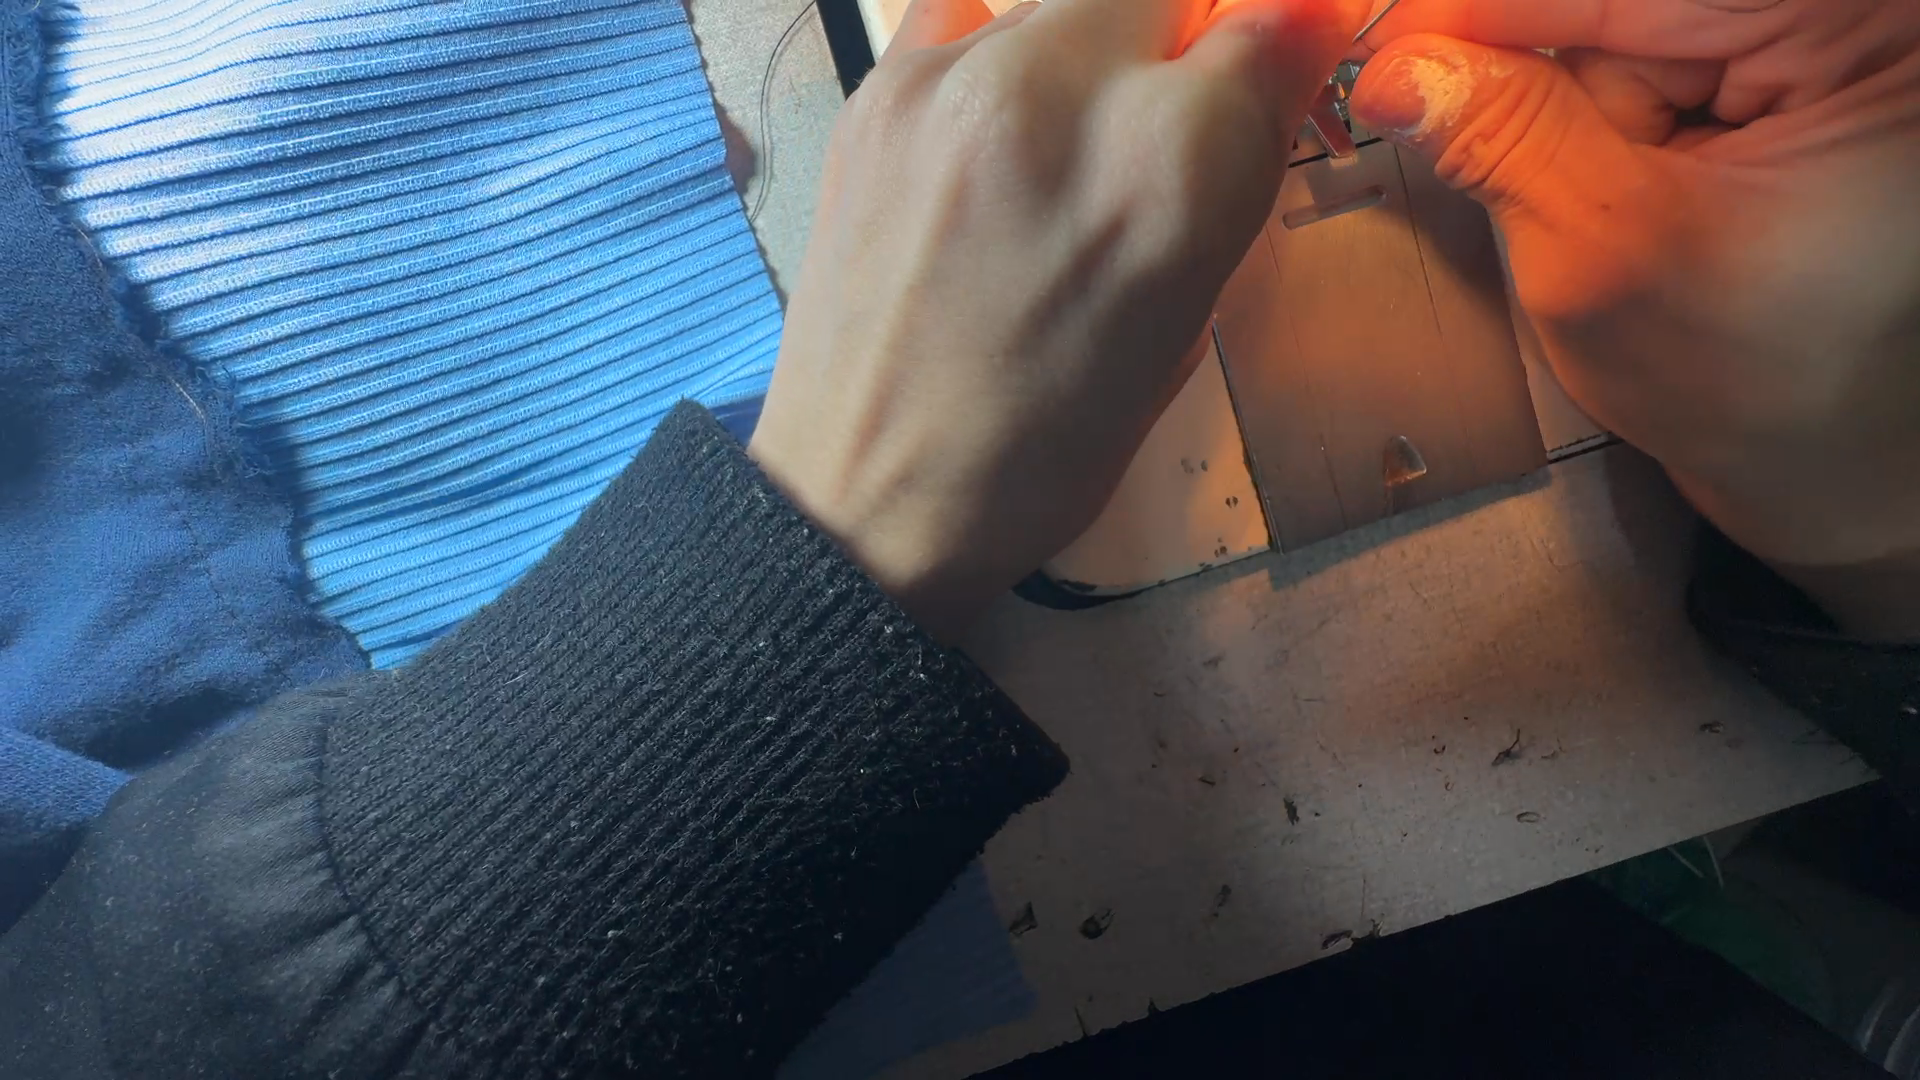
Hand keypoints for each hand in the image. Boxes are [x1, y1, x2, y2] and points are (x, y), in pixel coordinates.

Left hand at [751, 0, 1366, 640]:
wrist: (860, 503)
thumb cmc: (1029, 469)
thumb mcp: (1169, 358)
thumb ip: (1222, 210)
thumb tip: (1255, 97)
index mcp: (1168, 179)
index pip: (1275, 31)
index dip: (1271, 73)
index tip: (1246, 111)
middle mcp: (1061, 93)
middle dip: (1172, 55)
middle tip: (1137, 142)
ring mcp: (951, 84)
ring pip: (1063, 0)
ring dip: (1084, 59)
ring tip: (1047, 162)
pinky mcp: (872, 100)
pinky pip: (965, 19)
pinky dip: (994, 59)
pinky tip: (981, 143)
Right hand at [1346, 0, 1919, 638]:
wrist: (1811, 433)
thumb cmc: (1736, 366)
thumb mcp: (1600, 251)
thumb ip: (1503, 142)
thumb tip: (1397, 70)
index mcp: (1870, 25)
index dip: (1482, 12)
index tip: (1377, 50)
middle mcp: (1855, 16)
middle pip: (1623, 4)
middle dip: (1510, 61)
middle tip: (1423, 119)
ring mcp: (1816, 43)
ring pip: (1619, 32)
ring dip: (1544, 98)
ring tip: (1558, 194)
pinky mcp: (1780, 68)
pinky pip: (1638, 63)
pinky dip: (1570, 114)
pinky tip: (1574, 175)